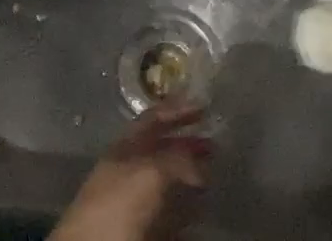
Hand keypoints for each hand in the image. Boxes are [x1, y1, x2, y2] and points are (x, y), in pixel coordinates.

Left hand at [49, 103, 210, 240]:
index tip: (203, 104)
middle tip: (214, 142)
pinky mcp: (141, 229)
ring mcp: (134, 201)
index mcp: (124, 148)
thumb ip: (178, 160)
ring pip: (166, 181)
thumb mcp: (150, 173)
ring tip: (213, 173)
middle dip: (187, 144)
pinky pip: (168, 213)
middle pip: (161, 149)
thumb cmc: (117, 205)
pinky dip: (186, 208)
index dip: (177, 109)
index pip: (152, 119)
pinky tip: (201, 208)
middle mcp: (128, 169)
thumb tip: (201, 164)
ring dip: (189, 176)